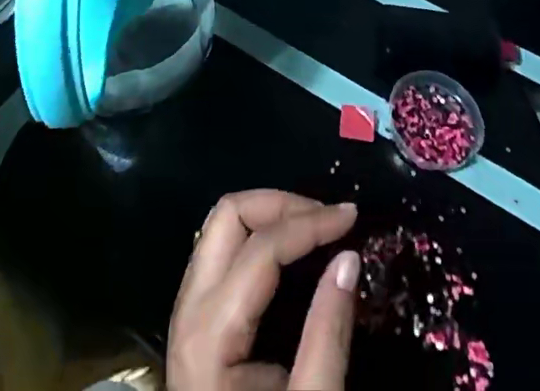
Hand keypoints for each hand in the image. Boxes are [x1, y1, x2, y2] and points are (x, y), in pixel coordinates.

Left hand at [168, 191, 358, 390]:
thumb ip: (328, 335)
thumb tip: (349, 259)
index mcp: (210, 332)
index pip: (261, 247)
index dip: (310, 223)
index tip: (353, 217)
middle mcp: (188, 305)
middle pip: (227, 215)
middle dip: (282, 204)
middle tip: (331, 219)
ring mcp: (186, 305)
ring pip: (220, 225)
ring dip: (270, 214)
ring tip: (317, 227)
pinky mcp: (194, 311)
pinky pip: (221, 248)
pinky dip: (258, 233)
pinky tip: (291, 248)